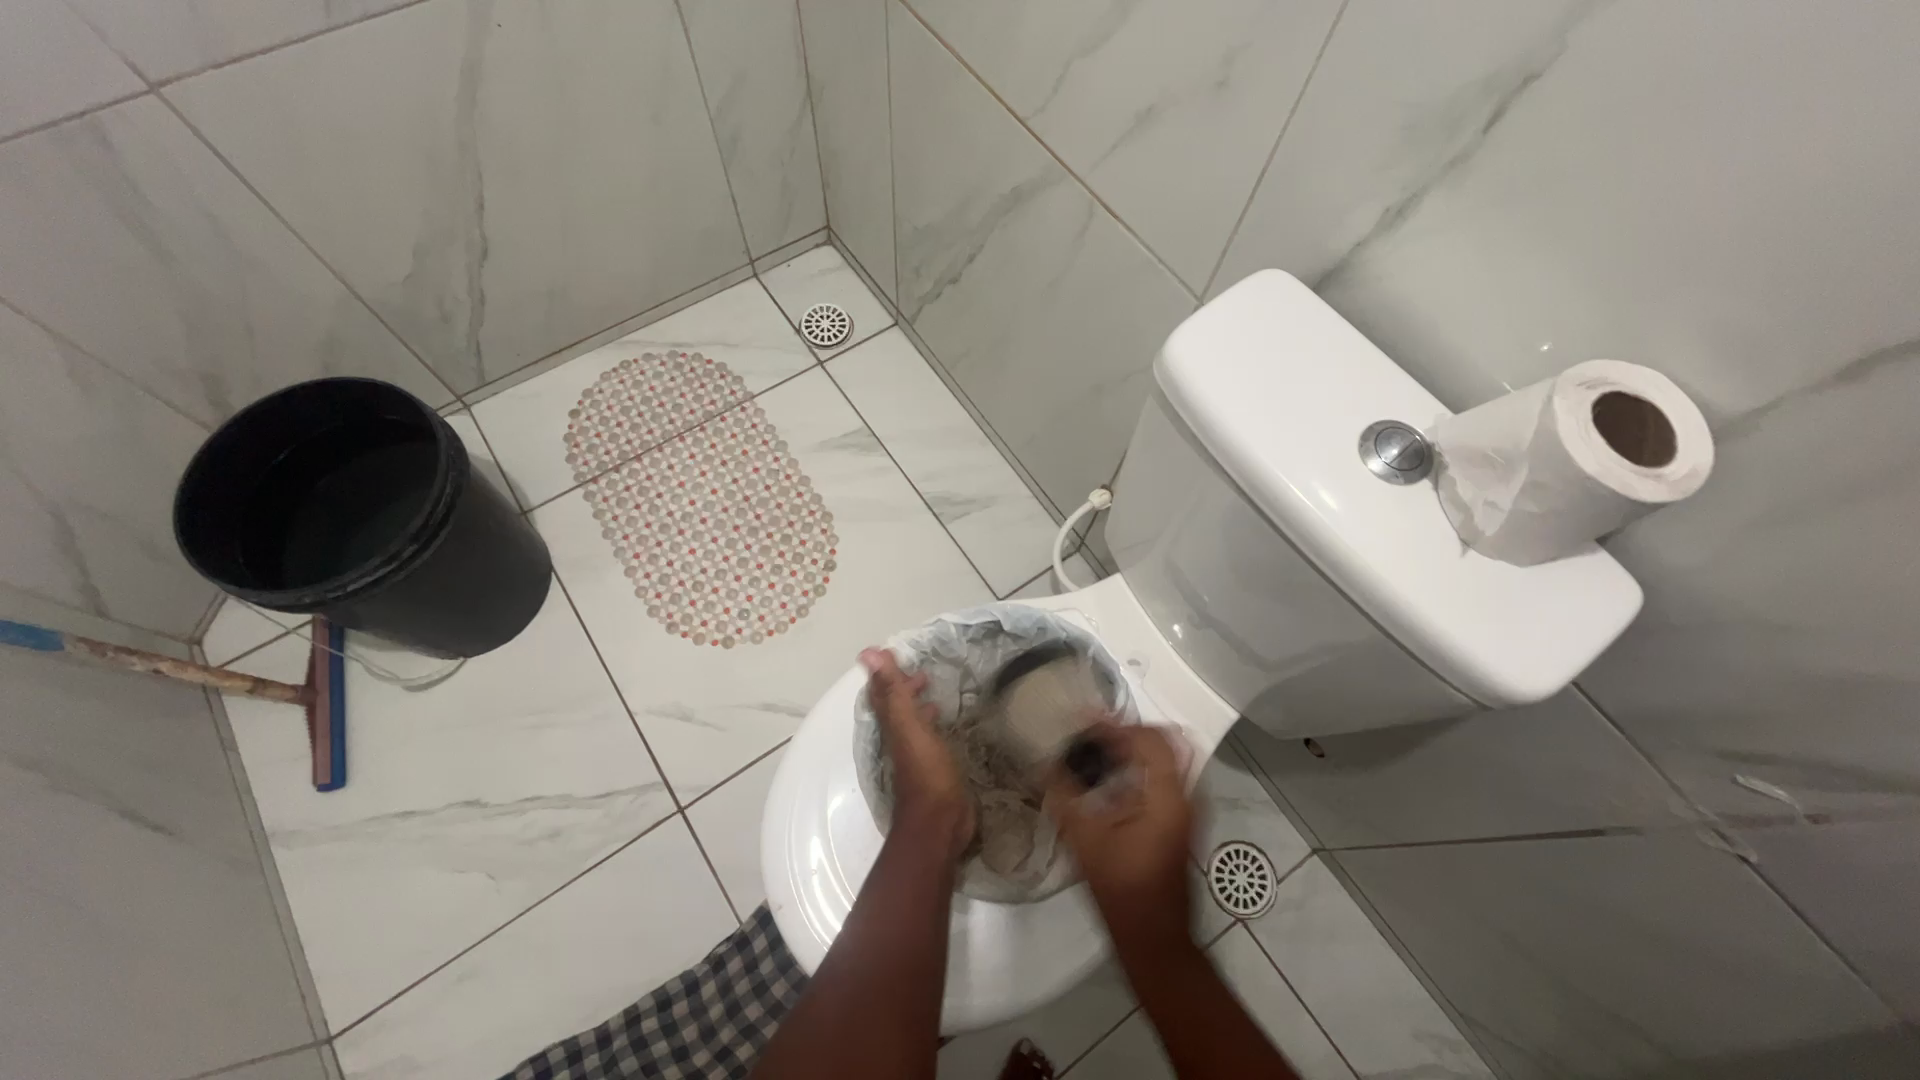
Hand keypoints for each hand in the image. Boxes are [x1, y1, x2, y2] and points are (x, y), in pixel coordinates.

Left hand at [861, 647, 974, 859]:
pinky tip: (945, 725)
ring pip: (910, 722)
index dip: (886, 672)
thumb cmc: (927, 772)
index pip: (882, 693)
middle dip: (903, 687)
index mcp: (892, 726)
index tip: (897, 653)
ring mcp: (916, 755)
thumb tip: (867, 653)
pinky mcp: (933, 768)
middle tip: (922, 673)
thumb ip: (892, 690)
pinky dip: (932, 724)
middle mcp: (899, 739)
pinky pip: (928, 737)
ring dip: (917, 705)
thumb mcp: (908, 725)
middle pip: (894, 707)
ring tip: (933, 692)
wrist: (940, 821)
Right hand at [1045, 721, 1195, 950]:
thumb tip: (1044, 762)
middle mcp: (1187, 797)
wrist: (1154, 937)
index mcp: (1168, 797)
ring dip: (1136, 749)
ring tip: (1099, 750)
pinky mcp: (1183, 822)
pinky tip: (1111, 779)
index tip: (1086, 720)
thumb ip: (1064, 795)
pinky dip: (1143, 768)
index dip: (1118, 725)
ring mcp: (1189, 811)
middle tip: (1095, 733)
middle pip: (1166, 742)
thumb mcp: (1085, 840)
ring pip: (1169, 759)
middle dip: (1130, 732)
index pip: (1152, 740)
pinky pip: (1167, 778)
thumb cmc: (1121, 890)